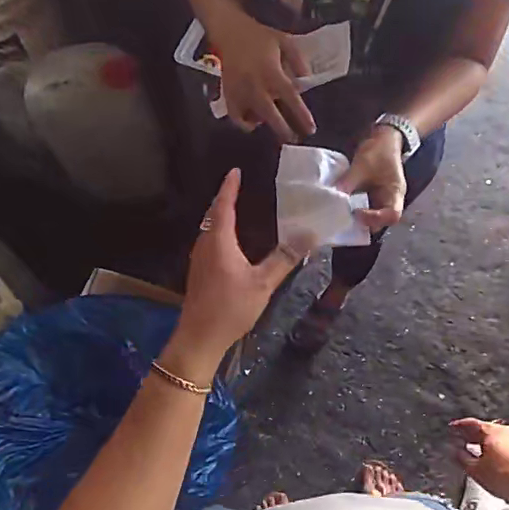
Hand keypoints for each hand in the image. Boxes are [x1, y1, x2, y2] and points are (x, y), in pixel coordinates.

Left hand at [170, 169, 308, 363]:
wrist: (200, 338)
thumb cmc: (230, 308)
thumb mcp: (263, 283)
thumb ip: (285, 257)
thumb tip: (309, 234)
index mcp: (218, 241)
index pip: (223, 205)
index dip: (229, 187)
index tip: (235, 171)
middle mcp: (205, 245)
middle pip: (213, 215)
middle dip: (225, 199)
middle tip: (240, 187)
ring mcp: (199, 260)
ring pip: (209, 229)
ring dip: (221, 216)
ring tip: (238, 209)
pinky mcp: (199, 273)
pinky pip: (209, 242)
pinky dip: (220, 233)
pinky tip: (232, 242)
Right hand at [212, 16, 314, 142]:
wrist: (230, 32)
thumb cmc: (260, 37)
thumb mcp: (285, 42)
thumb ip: (298, 62)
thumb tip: (305, 83)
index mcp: (272, 72)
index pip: (291, 98)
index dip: (302, 115)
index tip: (311, 129)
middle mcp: (255, 85)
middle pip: (272, 115)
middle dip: (284, 130)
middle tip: (294, 139)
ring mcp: (240, 92)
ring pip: (254, 119)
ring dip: (266, 125)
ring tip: (277, 125)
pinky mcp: (228, 94)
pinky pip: (236, 117)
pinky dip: (244, 124)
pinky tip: (253, 123)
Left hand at [335, 126, 407, 233]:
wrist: (384, 137)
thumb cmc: (378, 151)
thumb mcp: (361, 166)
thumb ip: (347, 183)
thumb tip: (331, 197)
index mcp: (395, 193)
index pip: (392, 216)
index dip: (375, 218)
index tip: (357, 212)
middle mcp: (393, 200)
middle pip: (383, 222)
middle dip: (366, 224)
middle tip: (346, 219)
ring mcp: (384, 199)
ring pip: (375, 218)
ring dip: (361, 220)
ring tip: (343, 217)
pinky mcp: (376, 196)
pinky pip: (368, 209)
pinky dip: (358, 212)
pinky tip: (345, 209)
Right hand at [450, 418, 508, 505]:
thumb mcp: (477, 471)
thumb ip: (463, 459)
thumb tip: (457, 452)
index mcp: (491, 431)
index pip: (470, 424)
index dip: (459, 427)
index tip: (453, 428)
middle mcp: (507, 431)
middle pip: (485, 430)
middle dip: (473, 436)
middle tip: (464, 442)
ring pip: (499, 439)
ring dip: (488, 445)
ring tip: (481, 456)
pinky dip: (502, 452)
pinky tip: (500, 463)